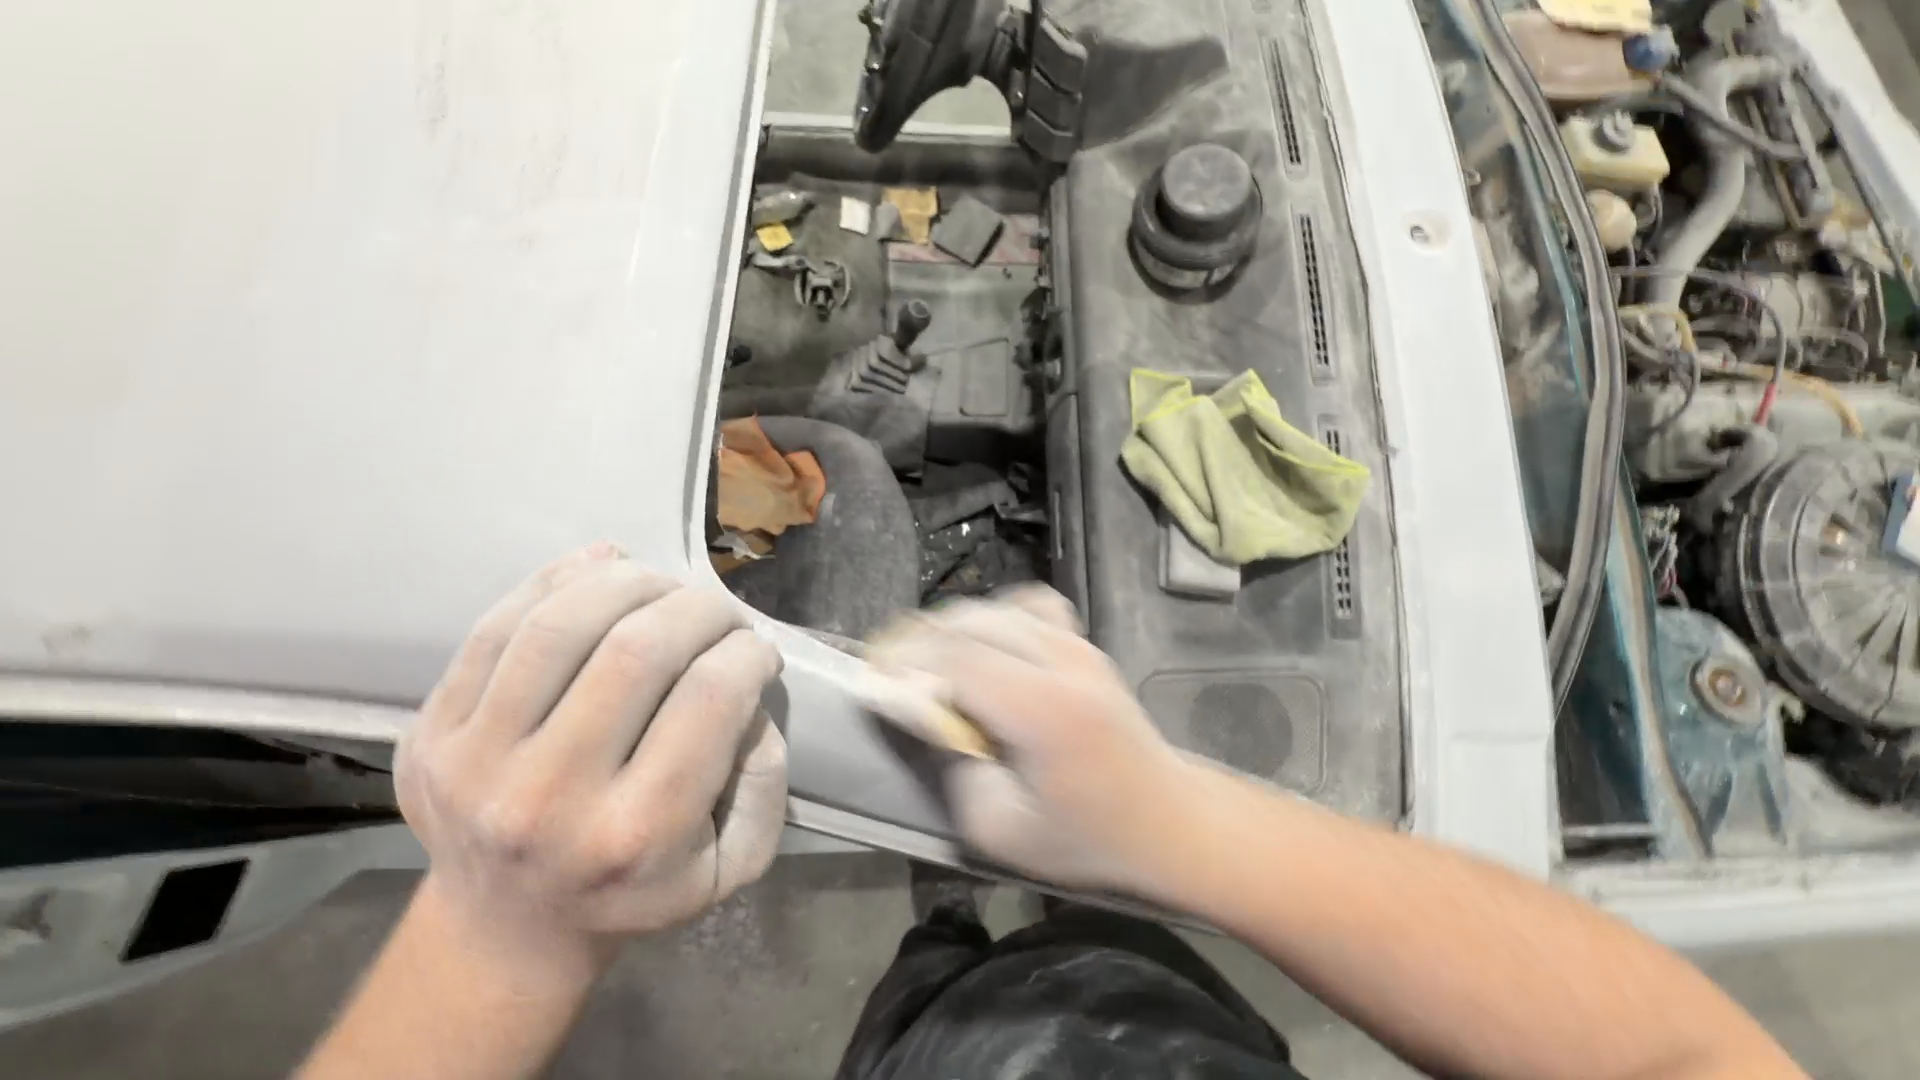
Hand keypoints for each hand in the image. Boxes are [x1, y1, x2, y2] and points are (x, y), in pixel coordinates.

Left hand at [394, 545, 786, 984]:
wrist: (507, 931)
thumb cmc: (634, 895)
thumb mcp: (730, 867)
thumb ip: (763, 784)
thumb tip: (749, 696)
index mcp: (636, 835)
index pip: (709, 697)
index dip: (748, 653)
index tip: (758, 650)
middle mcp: (551, 796)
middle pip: (640, 649)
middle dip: (702, 608)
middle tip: (722, 612)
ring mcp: (477, 761)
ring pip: (563, 623)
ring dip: (632, 581)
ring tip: (664, 587)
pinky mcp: (431, 734)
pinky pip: (497, 627)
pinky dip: (559, 579)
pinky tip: (603, 568)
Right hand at [859, 586, 1193, 893]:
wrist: (1165, 820)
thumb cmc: (1082, 836)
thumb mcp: (999, 825)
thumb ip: (952, 759)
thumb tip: (914, 704)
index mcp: (1043, 709)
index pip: (956, 659)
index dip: (906, 665)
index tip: (873, 684)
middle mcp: (1062, 660)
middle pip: (970, 623)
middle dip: (919, 643)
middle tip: (891, 676)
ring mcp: (1079, 644)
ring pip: (995, 607)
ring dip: (952, 629)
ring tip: (928, 664)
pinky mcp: (1085, 642)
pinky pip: (1030, 606)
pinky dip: (996, 616)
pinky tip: (985, 647)